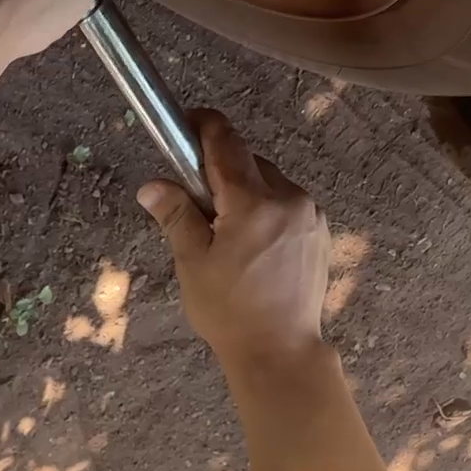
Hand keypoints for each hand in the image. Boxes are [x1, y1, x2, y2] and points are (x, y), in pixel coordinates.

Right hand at [139, 110, 332, 378]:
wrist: (279, 350)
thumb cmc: (228, 312)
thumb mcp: (192, 264)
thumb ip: (176, 217)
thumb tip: (151, 186)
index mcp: (252, 203)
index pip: (226, 144)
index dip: (203, 126)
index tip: (186, 120)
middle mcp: (288, 197)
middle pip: (248, 163)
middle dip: (219, 173)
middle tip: (195, 204)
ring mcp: (309, 214)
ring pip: (269, 184)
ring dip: (243, 194)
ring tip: (223, 236)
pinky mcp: (319, 232)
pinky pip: (286, 205)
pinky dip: (264, 212)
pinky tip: (249, 248)